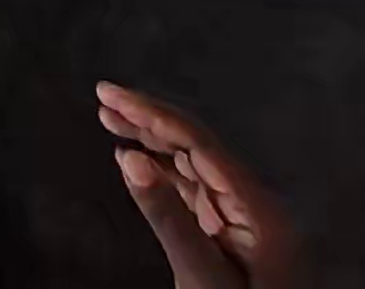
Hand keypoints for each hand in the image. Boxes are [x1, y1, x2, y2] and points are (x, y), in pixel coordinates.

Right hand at [97, 83, 303, 288]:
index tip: (109, 94)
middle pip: (195, 144)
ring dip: (149, 138)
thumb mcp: (204, 279)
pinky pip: (191, 186)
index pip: (197, 141)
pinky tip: (133, 158)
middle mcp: (256, 203)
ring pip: (191, 161)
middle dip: (148, 118)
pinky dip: (159, 168)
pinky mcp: (233, 235)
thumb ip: (168, 216)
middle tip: (104, 95)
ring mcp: (246, 219)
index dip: (151, 112)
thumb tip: (127, 155)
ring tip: (109, 119)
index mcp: (260, 207)